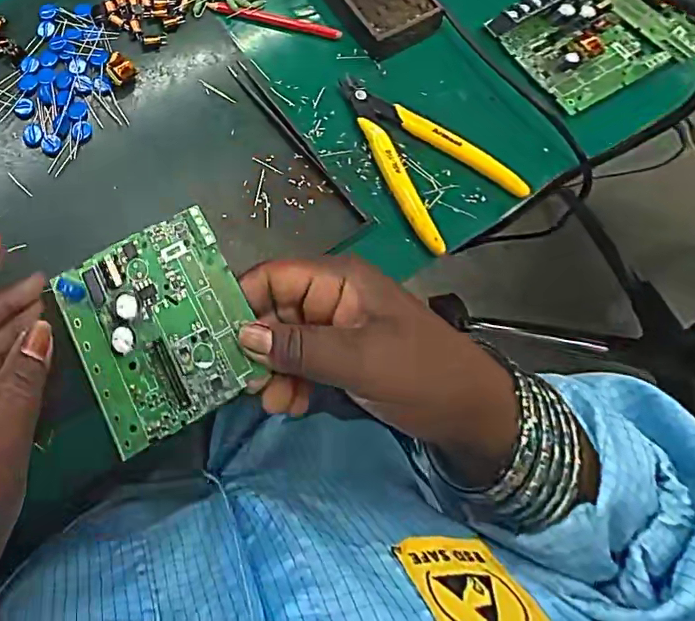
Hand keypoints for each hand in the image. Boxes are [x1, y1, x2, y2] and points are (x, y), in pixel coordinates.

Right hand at [237, 255, 519, 483]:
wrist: (479, 418)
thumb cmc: (424, 374)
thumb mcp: (361, 359)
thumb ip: (301, 347)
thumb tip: (243, 336)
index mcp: (336, 280)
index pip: (273, 277)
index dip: (242, 299)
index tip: (215, 332)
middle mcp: (329, 297)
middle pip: (273, 311)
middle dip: (258, 346)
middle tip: (245, 379)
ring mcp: (333, 328)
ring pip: (282, 341)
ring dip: (273, 370)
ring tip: (271, 401)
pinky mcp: (338, 356)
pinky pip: (299, 362)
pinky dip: (290, 382)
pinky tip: (289, 404)